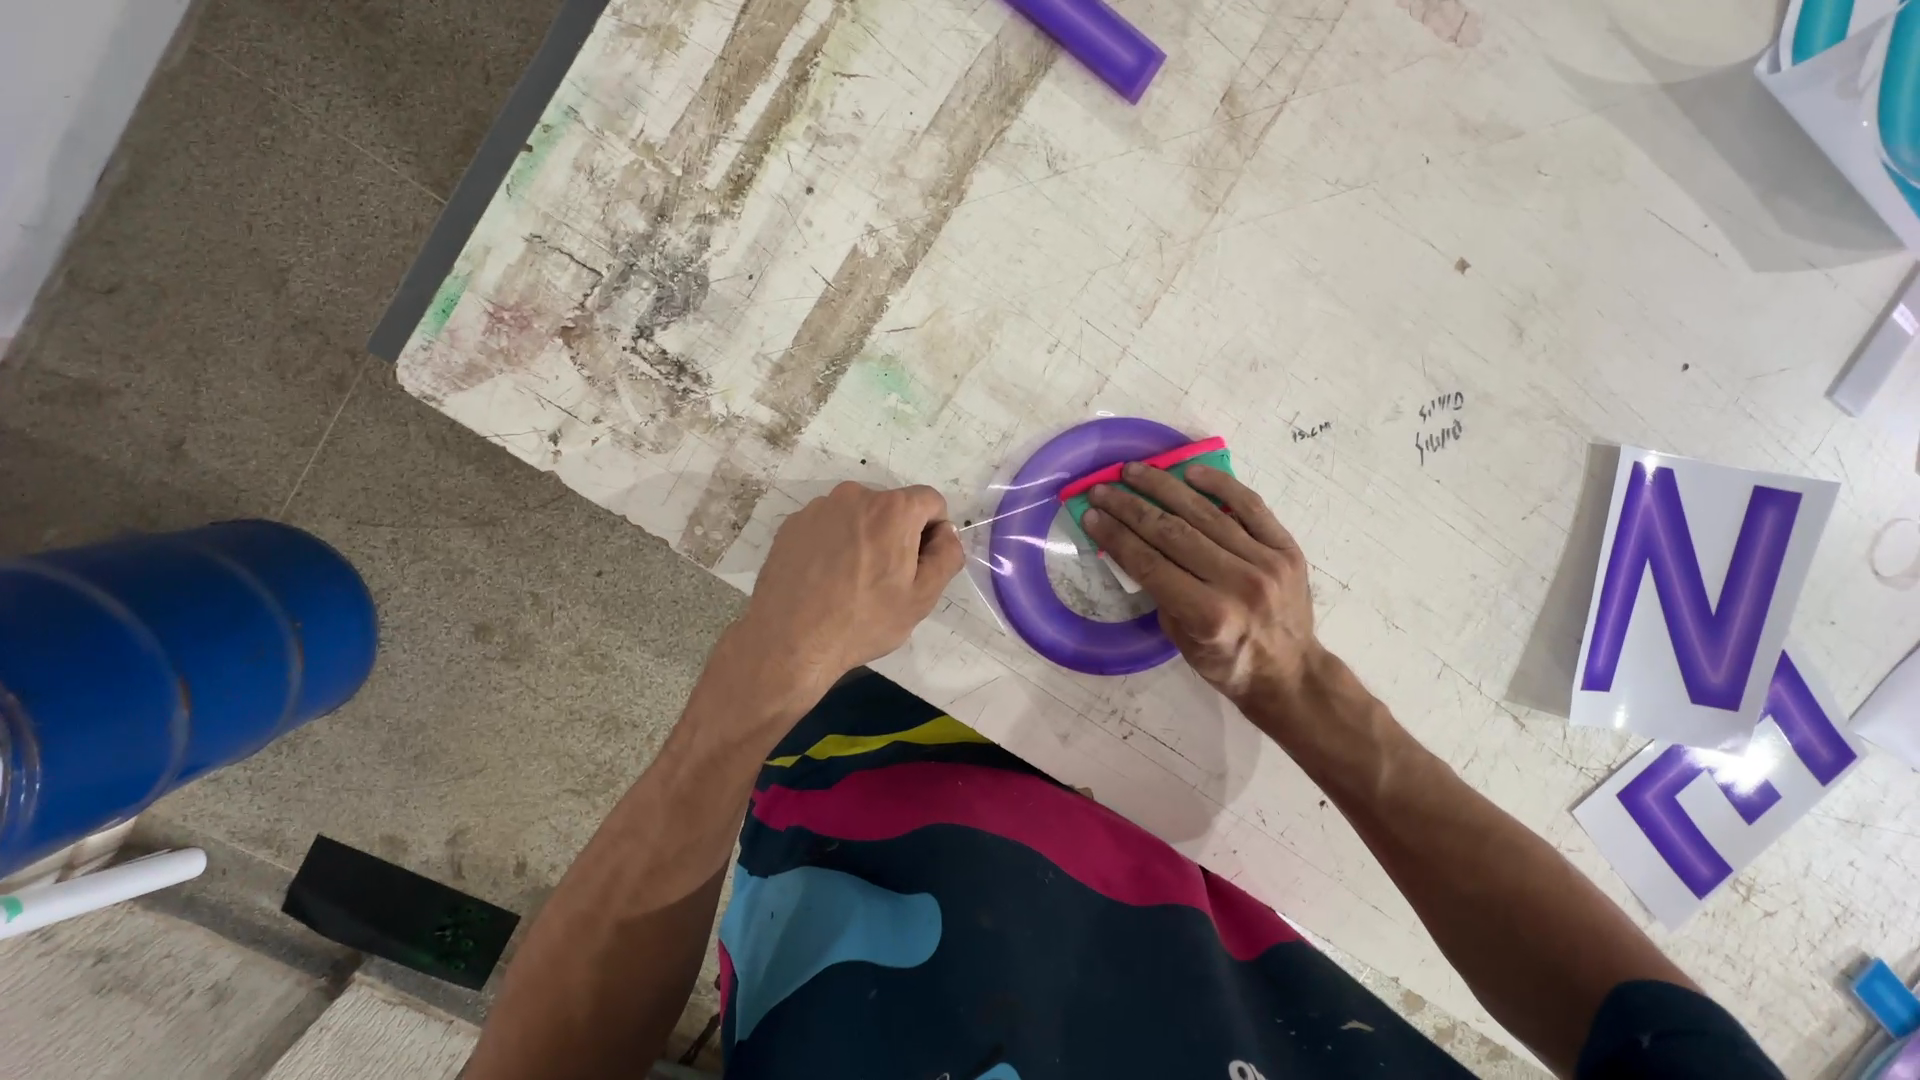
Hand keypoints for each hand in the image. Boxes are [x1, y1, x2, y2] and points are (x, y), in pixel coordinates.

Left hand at [732, 482, 963, 699]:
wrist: (788, 640)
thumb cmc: (862, 621)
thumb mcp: (921, 598)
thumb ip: (946, 556)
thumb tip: (946, 533)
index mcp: (892, 509)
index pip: (931, 501)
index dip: (934, 532)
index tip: (920, 565)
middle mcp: (854, 495)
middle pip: (893, 507)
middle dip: (897, 535)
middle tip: (886, 581)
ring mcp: (818, 507)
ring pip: (858, 516)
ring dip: (865, 538)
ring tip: (852, 582)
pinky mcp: (792, 524)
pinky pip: (828, 525)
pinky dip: (834, 544)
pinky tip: (826, 579)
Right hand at [1081, 463, 1319, 706]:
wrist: (1291, 672)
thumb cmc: (1228, 663)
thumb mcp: (1181, 641)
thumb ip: (1161, 594)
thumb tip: (1135, 547)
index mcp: (1208, 615)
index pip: (1150, 564)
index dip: (1116, 536)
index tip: (1091, 514)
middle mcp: (1238, 583)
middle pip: (1172, 533)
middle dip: (1130, 507)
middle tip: (1103, 488)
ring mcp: (1266, 562)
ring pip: (1205, 513)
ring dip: (1164, 487)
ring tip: (1135, 470)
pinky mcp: (1286, 547)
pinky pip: (1250, 506)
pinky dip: (1219, 485)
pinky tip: (1191, 471)